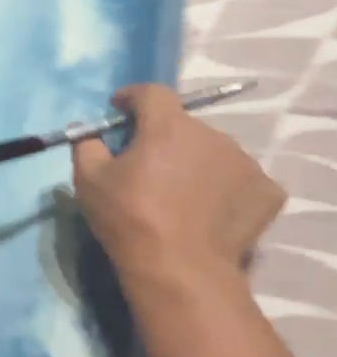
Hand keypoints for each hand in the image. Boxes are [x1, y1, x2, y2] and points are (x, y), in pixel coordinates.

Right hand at [71, 85, 285, 290]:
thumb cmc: (126, 214)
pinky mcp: (268, 191)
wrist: (179, 264)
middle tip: (143, 161)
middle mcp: (214, 137)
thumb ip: (88, 145)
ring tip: (176, 187)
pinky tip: (204, 204)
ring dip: (193, 158)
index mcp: (168, 128)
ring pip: (213, 150)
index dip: (133, 96)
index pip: (153, 93)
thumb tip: (93, 134)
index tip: (119, 108)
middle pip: (184, 124)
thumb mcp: (87, 177)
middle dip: (162, 135)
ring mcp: (247, 164)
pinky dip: (220, 182)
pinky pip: (238, 176)